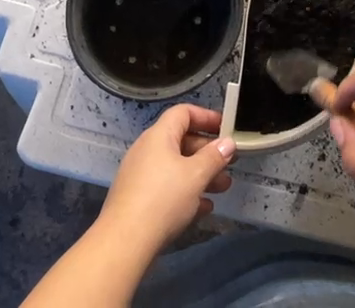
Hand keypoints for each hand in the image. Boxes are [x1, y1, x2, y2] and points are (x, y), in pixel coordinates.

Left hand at [96, 104, 236, 254]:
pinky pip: (167, 188)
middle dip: (208, 152)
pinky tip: (203, 208)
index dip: (206, 116)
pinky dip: (186, 192)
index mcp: (159, 136)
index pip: (183, 113)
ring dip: (201, 174)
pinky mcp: (138, 199)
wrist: (124, 242)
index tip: (226, 128)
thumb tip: (227, 143)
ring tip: (223, 187)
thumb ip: (214, 157)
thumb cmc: (164, 199)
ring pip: (176, 167)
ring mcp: (140, 175)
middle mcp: (147, 150)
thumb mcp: (196, 175)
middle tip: (229, 163)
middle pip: (181, 141)